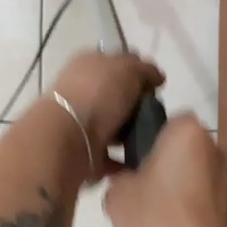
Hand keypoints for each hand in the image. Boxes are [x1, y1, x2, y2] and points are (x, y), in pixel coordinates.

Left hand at [47, 51, 165, 163]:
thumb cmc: (98, 95)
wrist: (68, 139)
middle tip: (158, 116)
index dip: (137, 73)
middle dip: (136, 106)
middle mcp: (81, 92)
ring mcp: (80, 124)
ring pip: (112, 127)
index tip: (157, 87)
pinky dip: (124, 161)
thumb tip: (156, 77)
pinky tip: (142, 163)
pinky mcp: (83, 153)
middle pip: (115, 97)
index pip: (116, 64)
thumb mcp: (128, 69)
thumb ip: (145, 70)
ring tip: (153, 141)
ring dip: (130, 135)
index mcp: (88, 65)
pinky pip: (110, 157)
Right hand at [103, 115, 226, 226]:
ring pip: (195, 193)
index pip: (168, 125)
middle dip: (164, 184)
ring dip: (176, 211)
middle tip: (142, 212)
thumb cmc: (154, 219)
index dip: (149, 146)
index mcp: (188, 134)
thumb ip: (121, 180)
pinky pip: (208, 217)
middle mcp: (218, 152)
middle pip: (183, 162)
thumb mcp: (117, 196)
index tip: (135, 170)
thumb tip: (130, 184)